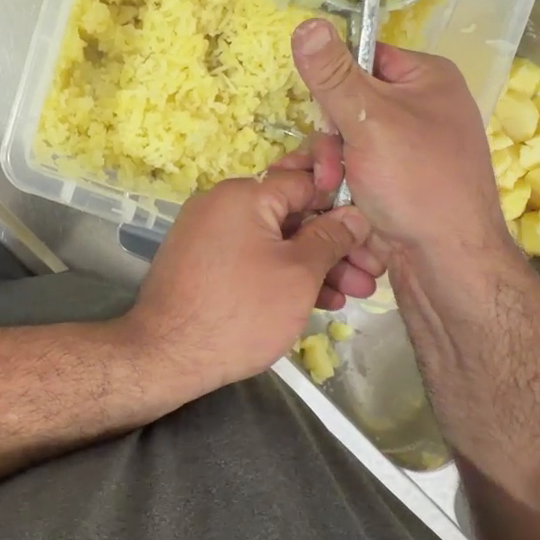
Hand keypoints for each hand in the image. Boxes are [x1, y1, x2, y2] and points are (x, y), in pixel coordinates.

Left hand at [124, 168, 374, 394]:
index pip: (306, 185)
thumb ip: (330, 239)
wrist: (167, 354)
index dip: (344, 210)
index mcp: (241, 195)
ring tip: (353, 295)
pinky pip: (251, 258)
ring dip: (314, 267)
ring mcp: (207, 235)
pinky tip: (317, 302)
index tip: (373, 237)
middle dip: (335, 247)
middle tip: (371, 275)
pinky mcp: (202, 263)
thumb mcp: (298, 274)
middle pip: (291, 216)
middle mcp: (220, 205)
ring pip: (273, 242)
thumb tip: (353, 216)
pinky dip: (282, 275)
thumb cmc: (240, 311)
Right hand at [290, 18, 512, 269]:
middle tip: (332, 168)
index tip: (327, 117)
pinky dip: (340, 185)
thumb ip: (333, 75)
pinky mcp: (398, 181)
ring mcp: (410, 147)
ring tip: (332, 194)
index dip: (334, 86)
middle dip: (330, 138)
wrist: (447, 262)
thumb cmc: (417, 183)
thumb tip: (306, 23)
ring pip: (345, 141)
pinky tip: (335, 203)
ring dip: (329, 166)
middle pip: (348, 103)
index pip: (362, 59)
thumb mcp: (369, 121)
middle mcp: (422, 108)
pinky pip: (354, 168)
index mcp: (427, 79)